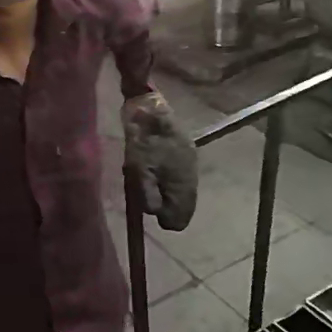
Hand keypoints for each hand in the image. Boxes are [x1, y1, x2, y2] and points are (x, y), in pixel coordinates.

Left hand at [123, 92, 198, 231]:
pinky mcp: (187, 157)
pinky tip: (156, 169)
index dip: (164, 218)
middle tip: (147, 192)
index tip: (150, 207)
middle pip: (182, 208)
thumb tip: (154, 213)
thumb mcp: (139, 173)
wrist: (151, 112)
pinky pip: (180, 180)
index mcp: (183, 186)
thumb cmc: (143, 144)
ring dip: (167, 193)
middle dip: (165, 205)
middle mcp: (192, 180)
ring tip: (149, 178)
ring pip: (181, 193)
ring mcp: (191, 167)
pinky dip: (169, 181)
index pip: (180, 219)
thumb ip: (148, 196)